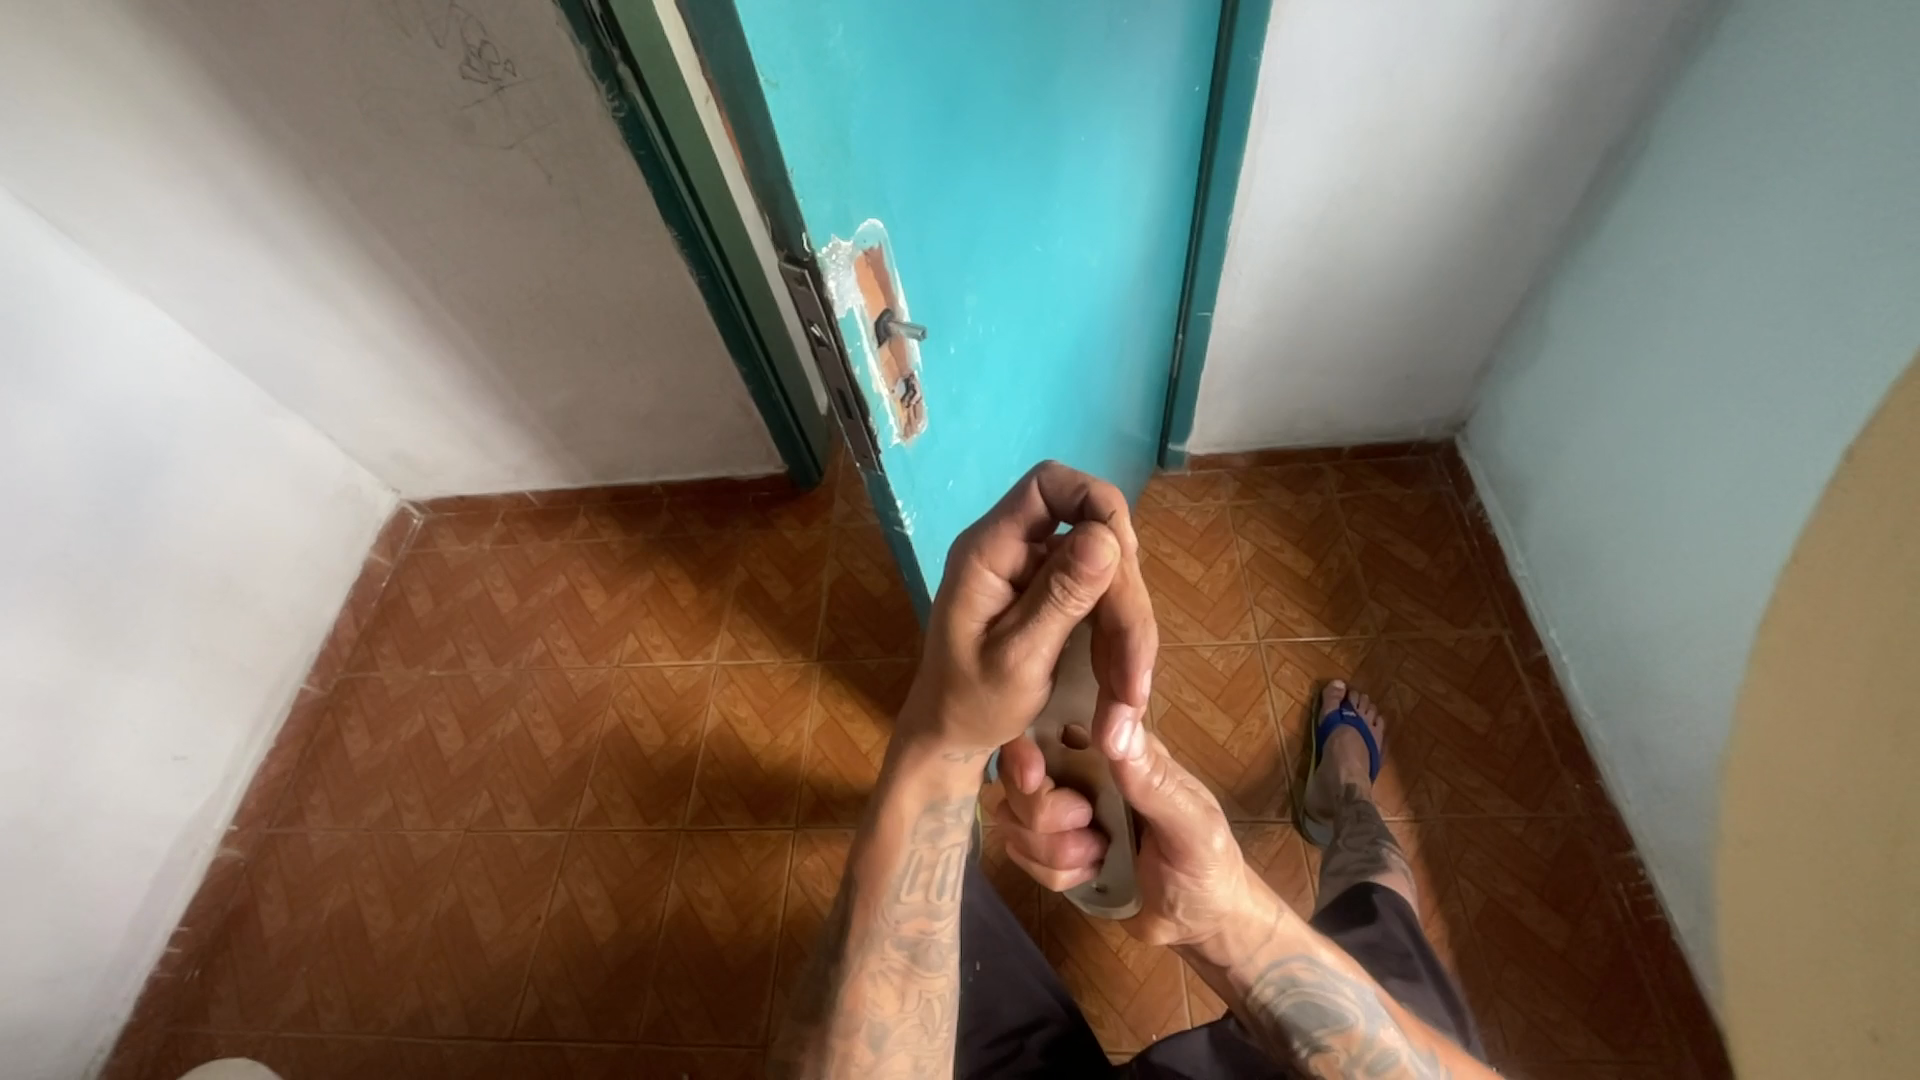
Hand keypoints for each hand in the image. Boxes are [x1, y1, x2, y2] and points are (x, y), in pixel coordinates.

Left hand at [897, 461, 1157, 763]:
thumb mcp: (1018, 658)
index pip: (1047, 485)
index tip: (1127, 557)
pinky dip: (1118, 641)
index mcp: (989, 551)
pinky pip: (1101, 600)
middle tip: (1136, 676)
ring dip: (1128, 633)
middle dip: (1124, 603)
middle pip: (1094, 538)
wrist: (951, 735)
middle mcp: (1014, 550)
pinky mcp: (1052, 596)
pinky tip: (1122, 686)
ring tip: (1129, 698)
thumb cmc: (969, 704)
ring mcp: (1035, 572)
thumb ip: (1060, 597)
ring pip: (1107, 574)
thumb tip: (1106, 537)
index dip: (1095, 502)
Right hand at [997, 722, 1257, 949]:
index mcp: (1112, 744)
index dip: (1025, 747)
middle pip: (1015, 773)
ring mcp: (1058, 808)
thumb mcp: (1192, 824)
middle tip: (1090, 830)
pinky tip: (1090, 874)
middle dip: (1044, 813)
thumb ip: (1152, 779)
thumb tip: (1112, 728)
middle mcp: (1077, 768)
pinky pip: (1018, 852)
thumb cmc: (1207, 865)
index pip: (1048, 722)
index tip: (1036, 779)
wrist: (1200, 927)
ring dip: (1051, 849)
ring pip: (1010, 814)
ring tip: (1099, 857)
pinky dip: (1052, 873)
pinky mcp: (1047, 847)